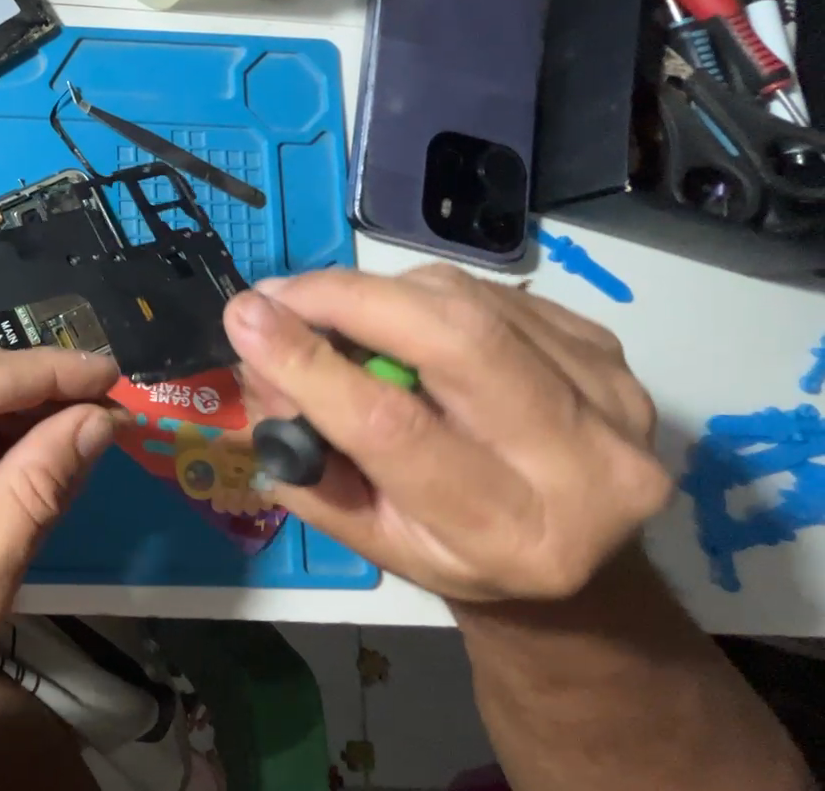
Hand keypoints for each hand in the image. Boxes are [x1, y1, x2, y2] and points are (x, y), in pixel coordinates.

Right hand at [224, 266, 671, 601]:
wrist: (580, 559)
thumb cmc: (448, 549)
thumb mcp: (363, 532)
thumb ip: (302, 459)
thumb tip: (257, 364)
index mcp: (506, 530)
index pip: (393, 428)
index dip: (310, 365)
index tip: (243, 318)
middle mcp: (580, 464)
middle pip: (457, 340)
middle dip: (347, 299)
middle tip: (275, 293)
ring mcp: (608, 397)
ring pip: (466, 303)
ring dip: (375, 294)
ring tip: (327, 313)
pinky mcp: (608, 351)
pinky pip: (488, 294)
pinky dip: (419, 295)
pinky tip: (397, 320)